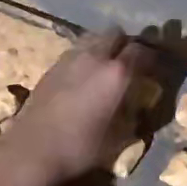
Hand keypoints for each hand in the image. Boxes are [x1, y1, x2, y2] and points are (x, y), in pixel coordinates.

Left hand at [0, 27, 153, 185]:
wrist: (32, 151)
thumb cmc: (80, 147)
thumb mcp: (118, 138)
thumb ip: (133, 116)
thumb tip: (138, 106)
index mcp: (117, 73)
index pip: (142, 51)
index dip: (151, 57)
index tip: (154, 68)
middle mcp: (95, 57)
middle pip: (116, 33)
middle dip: (126, 43)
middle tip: (131, 62)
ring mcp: (70, 58)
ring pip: (94, 37)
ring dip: (104, 46)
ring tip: (107, 66)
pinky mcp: (51, 66)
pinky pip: (76, 50)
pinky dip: (86, 56)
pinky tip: (84, 76)